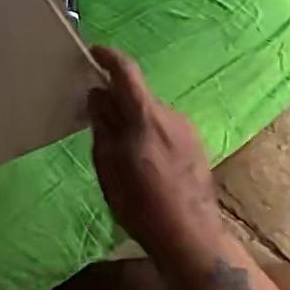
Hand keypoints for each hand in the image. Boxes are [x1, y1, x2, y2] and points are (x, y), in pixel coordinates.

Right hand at [86, 47, 222, 261]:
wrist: (192, 238)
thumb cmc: (142, 206)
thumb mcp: (109, 167)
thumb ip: (103, 126)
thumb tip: (97, 94)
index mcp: (147, 118)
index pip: (127, 73)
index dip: (108, 57)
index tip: (92, 52)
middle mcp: (171, 116)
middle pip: (137, 95)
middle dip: (115, 100)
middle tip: (95, 117)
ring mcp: (187, 130)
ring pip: (150, 113)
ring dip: (133, 120)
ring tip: (120, 150)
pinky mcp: (196, 145)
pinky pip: (165, 127)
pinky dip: (148, 132)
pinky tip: (143, 161)